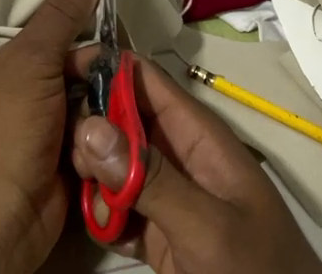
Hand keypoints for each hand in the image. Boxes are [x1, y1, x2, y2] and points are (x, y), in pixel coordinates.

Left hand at [0, 0, 100, 273]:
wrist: (4, 218)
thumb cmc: (1, 129)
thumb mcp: (29, 61)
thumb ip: (59, 14)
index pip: (4, 11)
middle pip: (41, 44)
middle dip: (76, 36)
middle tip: (110, 13)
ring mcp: (20, 113)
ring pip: (63, 76)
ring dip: (92, 68)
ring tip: (123, 46)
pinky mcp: (46, 140)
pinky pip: (75, 107)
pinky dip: (95, 98)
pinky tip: (121, 78)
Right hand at [71, 57, 321, 273]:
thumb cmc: (259, 271)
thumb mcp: (208, 227)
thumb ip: (151, 178)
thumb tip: (89, 124)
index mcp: (198, 136)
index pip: (146, 80)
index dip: (105, 68)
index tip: (62, 73)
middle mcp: (180, 156)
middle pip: (123, 119)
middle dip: (91, 127)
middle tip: (66, 152)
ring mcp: (170, 196)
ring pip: (115, 164)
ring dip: (92, 174)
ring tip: (79, 191)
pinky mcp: (160, 234)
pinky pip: (118, 208)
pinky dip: (102, 214)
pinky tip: (95, 225)